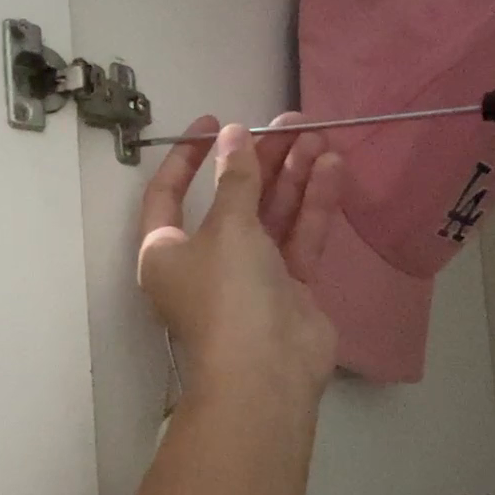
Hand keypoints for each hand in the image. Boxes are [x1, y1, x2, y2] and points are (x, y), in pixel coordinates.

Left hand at [139, 115, 343, 401]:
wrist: (265, 372)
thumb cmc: (227, 295)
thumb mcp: (226, 228)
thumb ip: (235, 179)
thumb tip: (233, 136)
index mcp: (164, 251)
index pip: (168, 194)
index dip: (188, 155)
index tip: (215, 121)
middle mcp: (201, 262)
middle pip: (229, 199)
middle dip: (259, 160)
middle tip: (290, 122)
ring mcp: (246, 276)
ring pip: (268, 216)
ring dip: (291, 176)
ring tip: (318, 135)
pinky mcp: (285, 289)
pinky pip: (295, 239)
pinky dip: (311, 206)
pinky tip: (331, 169)